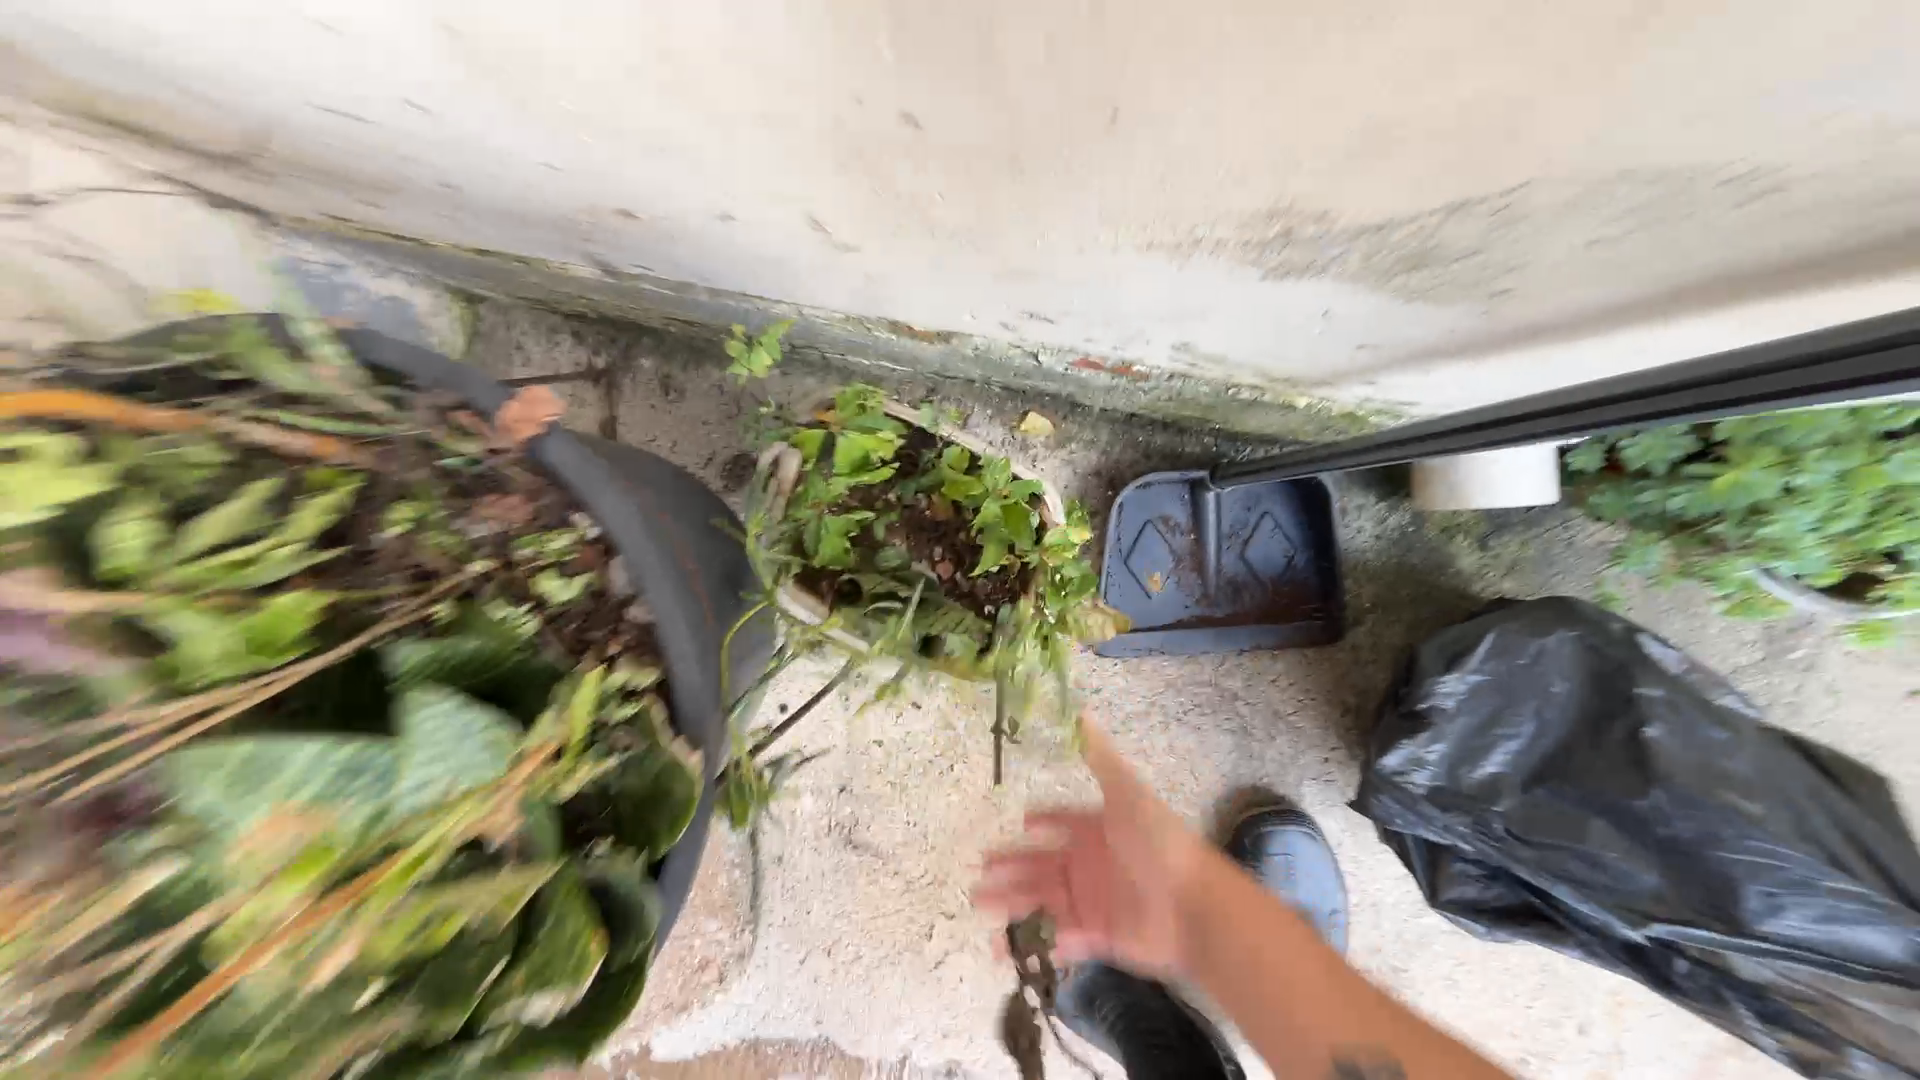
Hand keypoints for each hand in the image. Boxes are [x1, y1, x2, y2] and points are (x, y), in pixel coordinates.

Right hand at [972, 712, 1210, 978]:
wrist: (1192, 905)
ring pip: (1041, 901)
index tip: (1020, 820)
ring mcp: (1092, 901)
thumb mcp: (1126, 792)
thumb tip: (1081, 712)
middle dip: (1009, 868)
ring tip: (979, 906)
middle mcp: (1089, 864)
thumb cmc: (1157, 842)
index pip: (1061, 822)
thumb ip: (1100, 757)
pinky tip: (1007, 948)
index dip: (1041, 822)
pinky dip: (1034, 943)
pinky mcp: (1097, 936)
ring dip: (1011, 903)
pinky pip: (1059, 939)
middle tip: (978, 873)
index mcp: (1095, 829)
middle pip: (1040, 864)